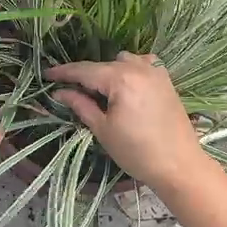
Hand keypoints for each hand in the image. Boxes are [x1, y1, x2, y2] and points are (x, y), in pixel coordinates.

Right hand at [46, 53, 212, 191]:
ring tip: (101, 91)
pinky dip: (131, 68)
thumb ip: (81, 105)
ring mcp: (155, 72)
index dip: (64, 72)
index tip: (47, 74)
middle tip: (71, 91)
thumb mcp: (103, 129)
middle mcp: (138, 68)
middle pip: (103, 65)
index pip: (84, 70)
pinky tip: (127, 84)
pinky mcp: (166, 80)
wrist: (178, 165)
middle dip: (86, 75)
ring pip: (123, 60)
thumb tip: (60, 92)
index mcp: (120, 79)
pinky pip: (143, 63)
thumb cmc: (137, 152)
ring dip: (109, 70)